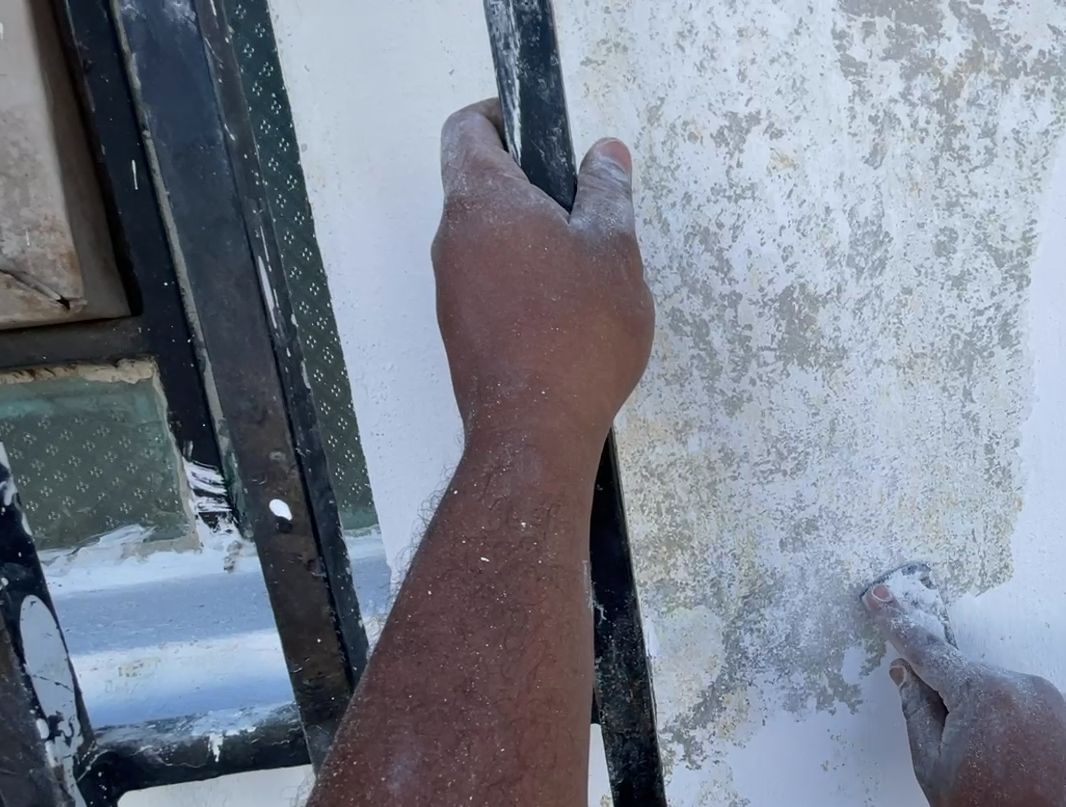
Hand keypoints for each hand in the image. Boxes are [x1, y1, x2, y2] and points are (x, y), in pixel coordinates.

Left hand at [431, 99, 653, 454]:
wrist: (536, 431)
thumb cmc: (579, 337)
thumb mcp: (614, 255)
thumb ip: (608, 195)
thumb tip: (605, 153)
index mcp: (484, 203)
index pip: (469, 129)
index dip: (500, 117)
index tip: (540, 134)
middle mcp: (453, 241)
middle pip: (482, 190)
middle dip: (533, 194)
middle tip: (586, 221)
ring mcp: (451, 291)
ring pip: (489, 245)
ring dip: (531, 247)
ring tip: (583, 283)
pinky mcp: (461, 333)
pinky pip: (490, 289)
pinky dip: (522, 289)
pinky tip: (564, 325)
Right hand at [863, 581, 1065, 806]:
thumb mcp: (933, 770)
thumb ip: (918, 712)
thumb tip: (907, 673)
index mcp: (982, 692)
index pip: (929, 649)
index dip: (898, 624)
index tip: (879, 597)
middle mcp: (1026, 685)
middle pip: (973, 680)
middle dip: (956, 703)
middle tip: (956, 756)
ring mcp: (1062, 705)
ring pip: (1009, 699)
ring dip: (994, 722)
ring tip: (1000, 778)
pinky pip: (1041, 717)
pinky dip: (1026, 736)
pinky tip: (1028, 778)